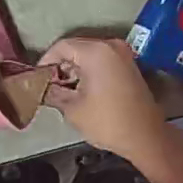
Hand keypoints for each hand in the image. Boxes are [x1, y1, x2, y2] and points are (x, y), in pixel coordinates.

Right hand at [38, 37, 179, 173]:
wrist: (145, 136)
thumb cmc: (107, 121)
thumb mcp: (72, 109)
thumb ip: (53, 93)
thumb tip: (43, 88)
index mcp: (96, 52)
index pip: (61, 47)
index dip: (45, 62)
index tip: (36, 79)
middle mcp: (110, 46)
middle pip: (75, 48)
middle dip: (59, 66)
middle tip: (47, 86)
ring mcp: (122, 54)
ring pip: (87, 54)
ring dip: (72, 69)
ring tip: (61, 91)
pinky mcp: (127, 65)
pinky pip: (100, 61)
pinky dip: (86, 71)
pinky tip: (79, 90)